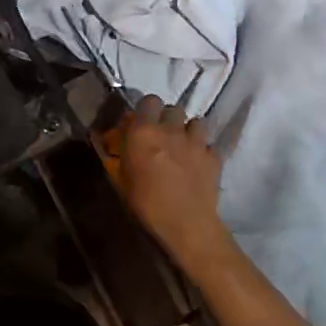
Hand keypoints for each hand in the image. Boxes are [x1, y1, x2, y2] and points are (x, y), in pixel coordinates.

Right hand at [118, 96, 231, 264]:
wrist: (185, 226)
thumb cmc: (145, 203)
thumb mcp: (121, 177)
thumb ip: (119, 153)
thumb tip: (110, 140)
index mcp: (143, 131)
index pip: (148, 100)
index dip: (147, 109)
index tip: (143, 122)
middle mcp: (170, 129)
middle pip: (173, 108)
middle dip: (168, 118)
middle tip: (163, 135)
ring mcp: (196, 142)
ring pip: (196, 122)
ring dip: (189, 130)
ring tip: (184, 145)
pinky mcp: (214, 157)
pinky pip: (210, 145)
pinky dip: (205, 150)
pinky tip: (199, 162)